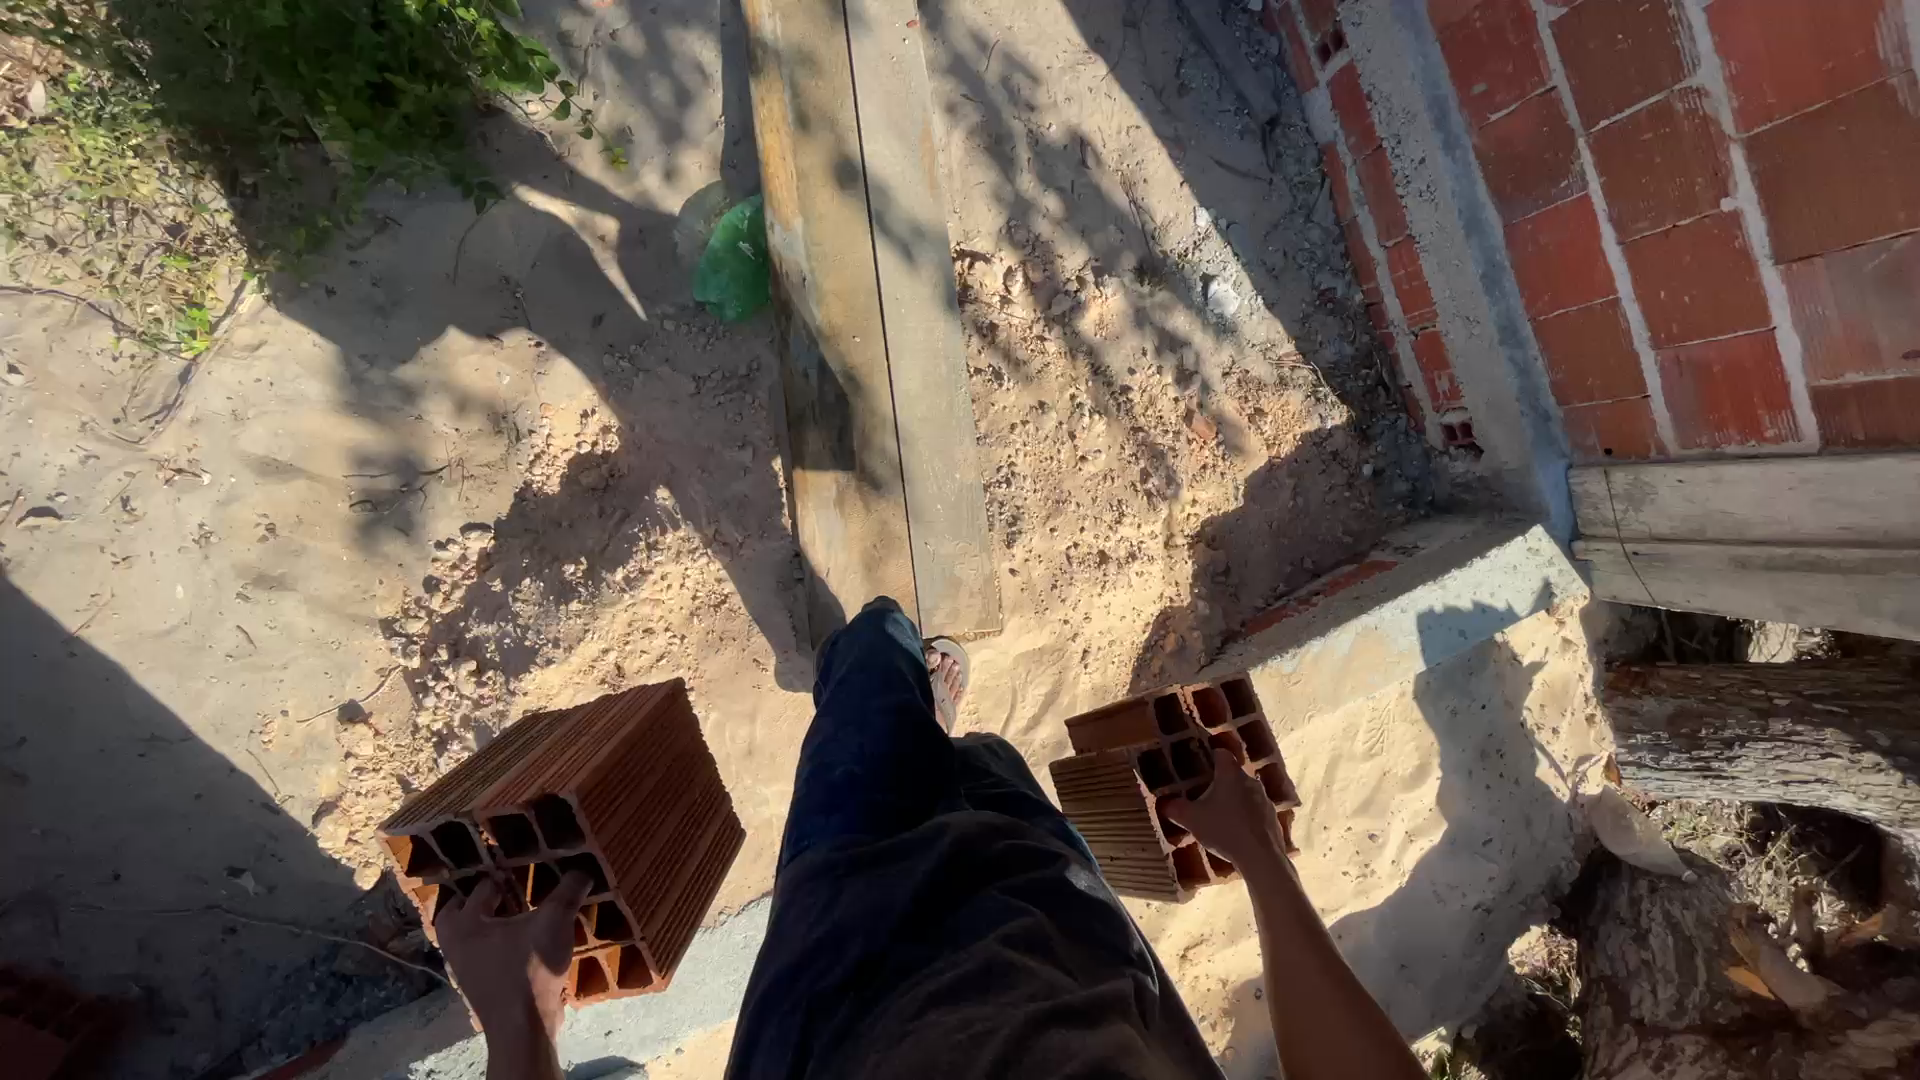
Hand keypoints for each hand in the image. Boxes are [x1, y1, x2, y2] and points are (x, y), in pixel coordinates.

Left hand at [434, 870, 593, 1041]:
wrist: (523, 1027)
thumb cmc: (531, 968)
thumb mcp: (556, 919)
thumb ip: (569, 890)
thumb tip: (582, 869)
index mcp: (466, 926)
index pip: (479, 889)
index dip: (500, 874)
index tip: (518, 864)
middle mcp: (456, 947)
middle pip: (457, 916)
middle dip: (478, 901)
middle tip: (505, 888)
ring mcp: (465, 971)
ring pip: (470, 938)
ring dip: (489, 923)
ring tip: (519, 913)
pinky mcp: (480, 987)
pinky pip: (483, 956)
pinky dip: (497, 944)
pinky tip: (526, 942)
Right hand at [1162, 748, 1288, 873]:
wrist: (1261, 858)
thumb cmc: (1224, 830)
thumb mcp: (1191, 819)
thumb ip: (1174, 808)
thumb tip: (1163, 803)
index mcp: (1230, 774)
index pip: (1221, 754)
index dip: (1209, 757)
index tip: (1199, 768)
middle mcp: (1250, 781)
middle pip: (1233, 774)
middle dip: (1220, 782)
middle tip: (1205, 795)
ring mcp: (1265, 800)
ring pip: (1246, 793)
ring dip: (1235, 800)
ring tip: (1221, 816)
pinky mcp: (1274, 818)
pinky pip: (1256, 812)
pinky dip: (1247, 817)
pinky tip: (1237, 833)